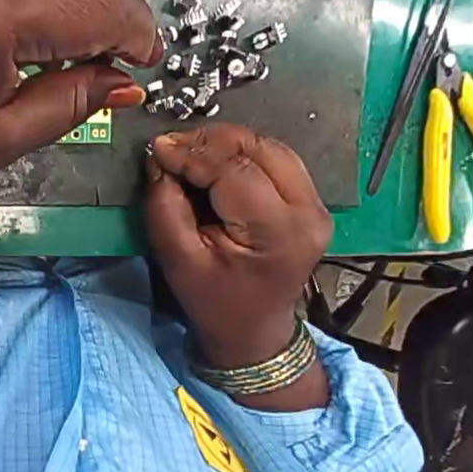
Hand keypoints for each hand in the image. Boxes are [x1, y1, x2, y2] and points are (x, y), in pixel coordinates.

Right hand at [144, 124, 332, 371]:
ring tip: (187, 153)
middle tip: (169, 147)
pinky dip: (240, 153)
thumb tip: (160, 160)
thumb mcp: (176, 260)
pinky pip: (275, 159)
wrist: (252, 330)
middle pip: (257, 149)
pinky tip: (213, 162)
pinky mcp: (311, 201)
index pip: (234, 171)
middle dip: (208, 141)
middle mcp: (308, 211)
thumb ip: (164, 206)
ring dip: (224, 143)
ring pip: (269, 146)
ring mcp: (316, 204)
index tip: (156, 148)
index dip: (192, 154)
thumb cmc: (212, 300)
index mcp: (278, 232)